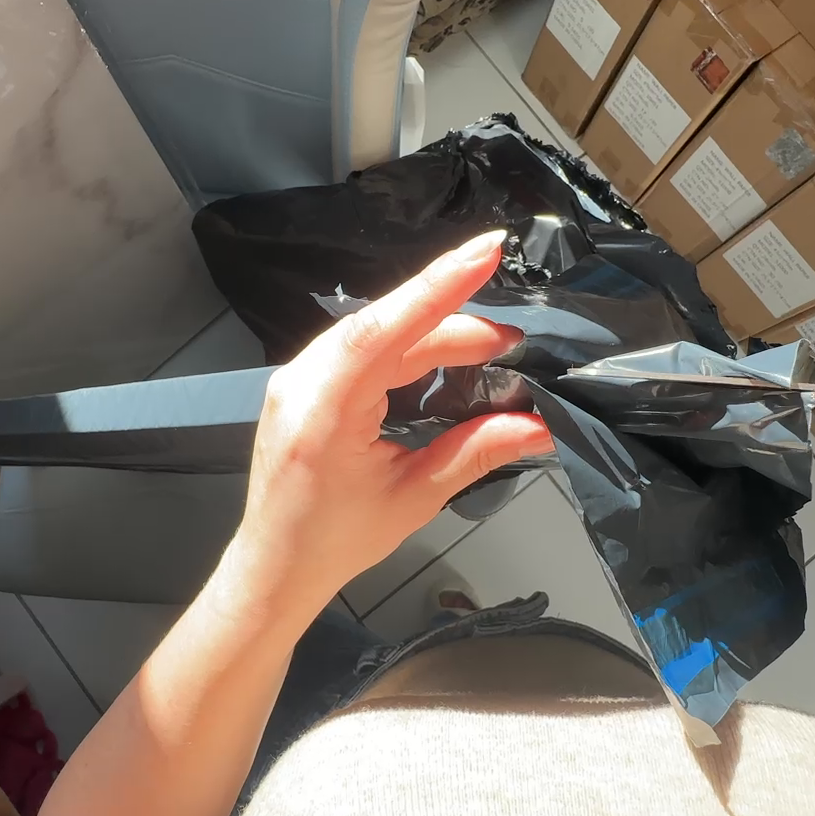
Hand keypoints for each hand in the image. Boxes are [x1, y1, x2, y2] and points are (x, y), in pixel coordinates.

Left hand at [222, 230, 553, 621]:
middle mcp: (301, 381)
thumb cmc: (334, 541)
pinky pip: (362, 348)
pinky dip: (407, 347)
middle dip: (455, 325)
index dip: (436, 287)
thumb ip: (474, 453)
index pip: (382, 331)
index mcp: (322, 411)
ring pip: (376, 334)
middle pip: (387, 328)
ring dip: (434, 335)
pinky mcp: (305, 382)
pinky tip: (443, 357)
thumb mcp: (413, 498)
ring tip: (490, 349)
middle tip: (513, 343)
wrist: (276, 563)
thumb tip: (538, 426)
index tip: (485, 252)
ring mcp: (297, 377)